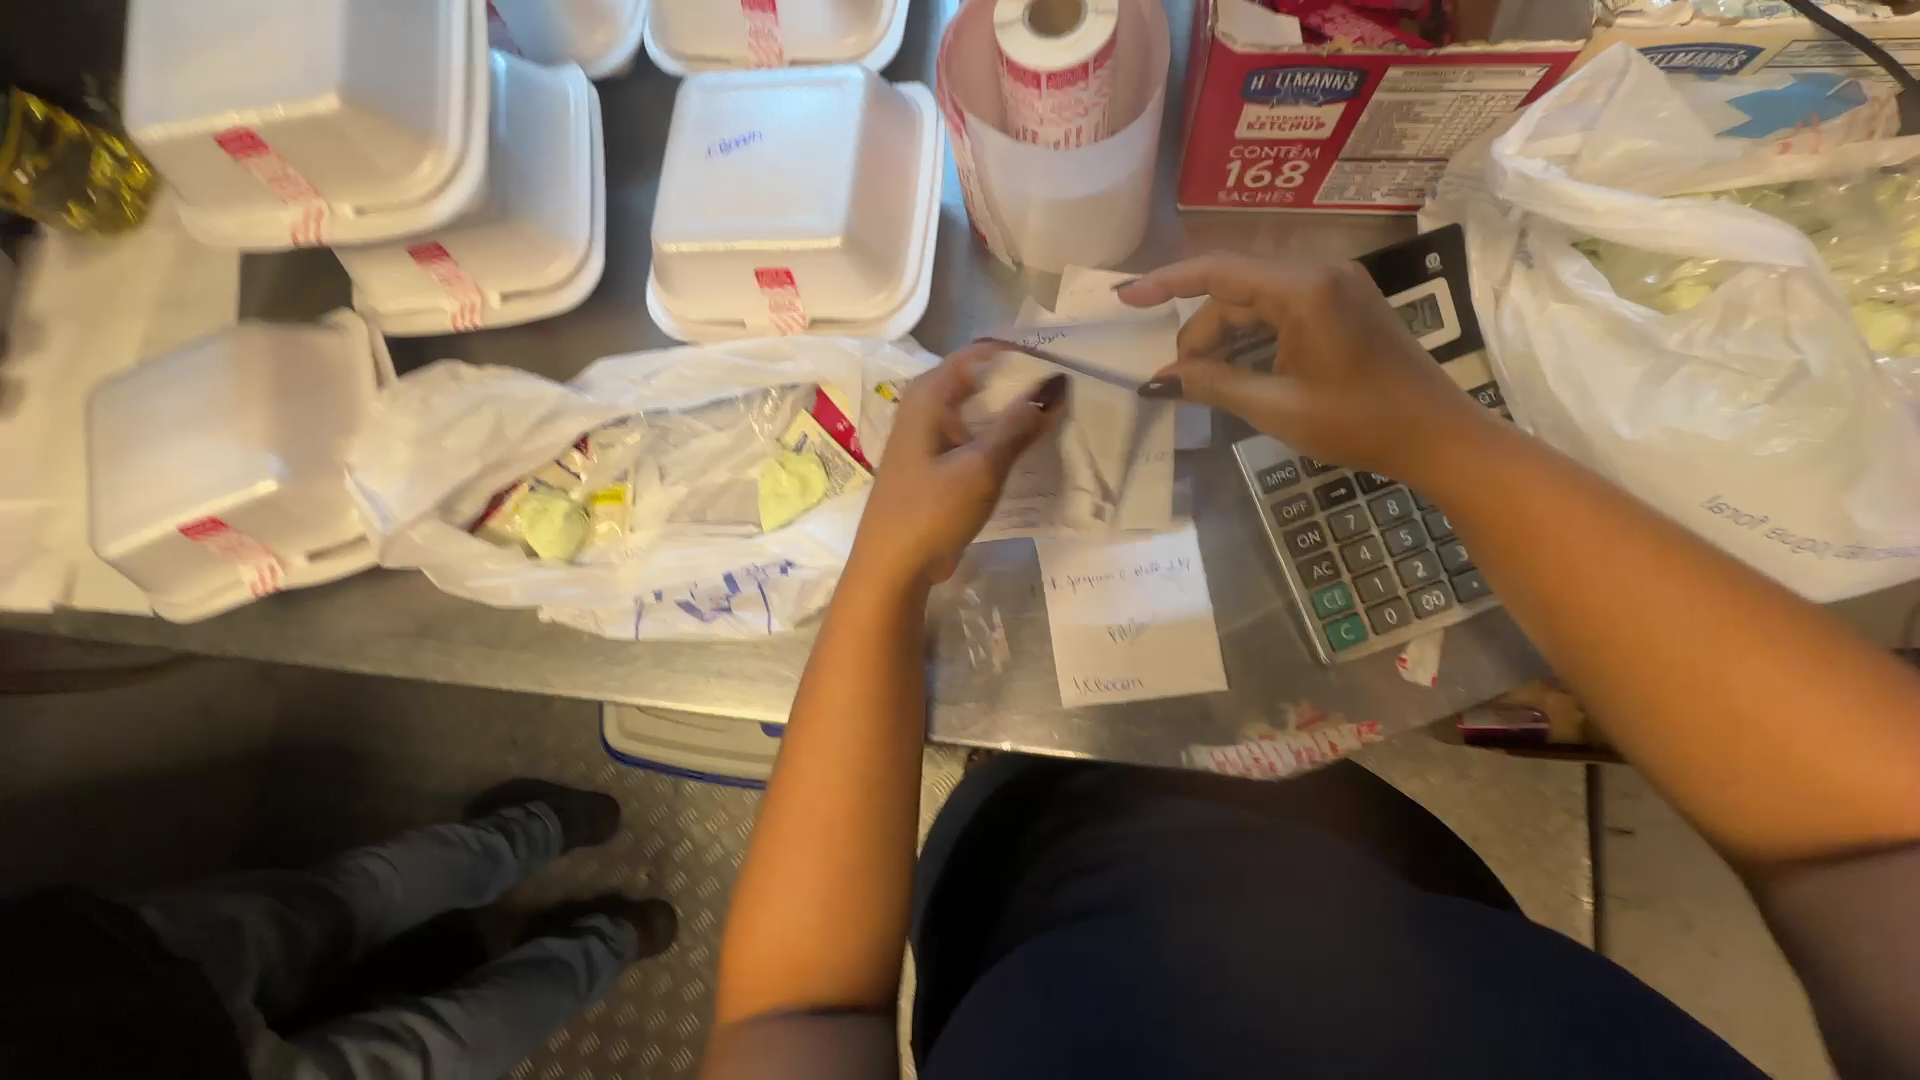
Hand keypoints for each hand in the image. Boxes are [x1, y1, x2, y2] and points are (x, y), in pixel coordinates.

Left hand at [851, 343, 1065, 586]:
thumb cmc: (932, 511)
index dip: (1021, 355)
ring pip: (979, 411)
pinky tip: (1028, 449)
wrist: (893, 567)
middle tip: (1067, 393)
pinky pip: (974, 437)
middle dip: (1021, 384)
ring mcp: (929, 437)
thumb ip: (1019, 425)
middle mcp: (926, 407)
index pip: (981, 353)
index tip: (1061, 366)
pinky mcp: (936, 465)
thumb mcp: (982, 466)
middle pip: (980, 380)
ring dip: (1013, 413)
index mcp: (929, 395)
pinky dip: (1000, 437)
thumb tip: (1056, 385)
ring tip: (1057, 418)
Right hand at [1115, 253, 1491, 482]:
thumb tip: (1156, 382)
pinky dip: (1252, 339)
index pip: (1217, 271)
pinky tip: (1240, 371)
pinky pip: (1280, 312)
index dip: (1164, 282)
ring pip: (1255, 303)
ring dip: (1225, 339)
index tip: (1123, 298)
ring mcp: (1335, 288)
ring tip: (1207, 382)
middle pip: (1234, 291)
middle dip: (1200, 333)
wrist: (1437, 436)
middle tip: (1180, 382)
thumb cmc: (1357, 422)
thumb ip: (1212, 385)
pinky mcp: (1343, 307)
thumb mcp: (1275, 407)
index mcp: (1303, 290)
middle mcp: (1318, 274)